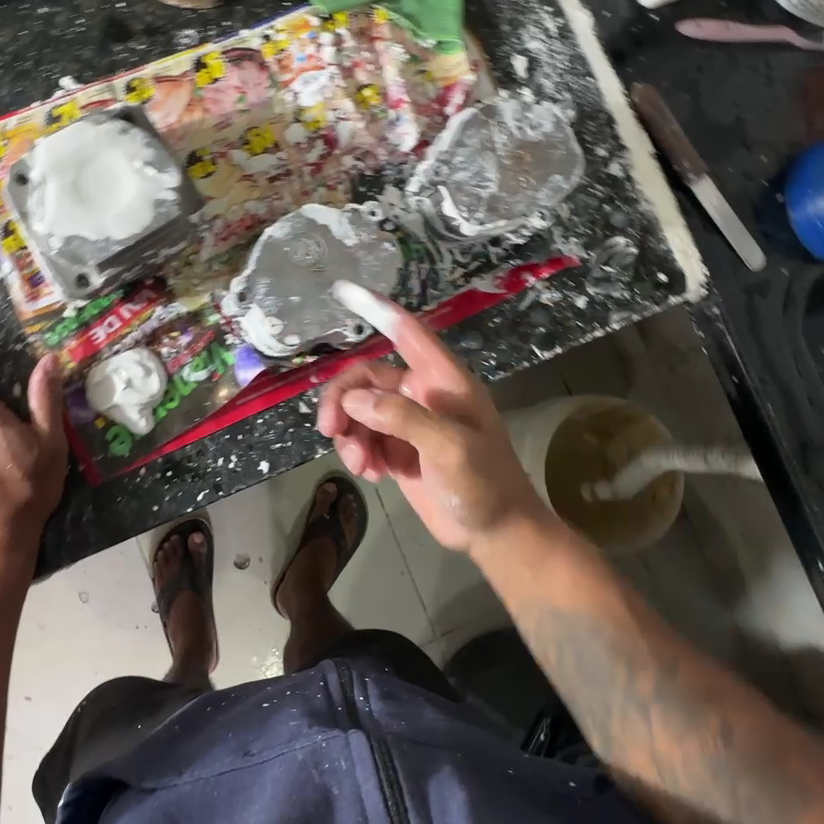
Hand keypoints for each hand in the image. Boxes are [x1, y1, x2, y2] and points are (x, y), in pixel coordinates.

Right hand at [316, 288, 545, 552]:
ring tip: (360, 465)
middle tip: (329, 428)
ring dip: (349, 435)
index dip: (376, 309)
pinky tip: (371, 475)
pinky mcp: (396, 451)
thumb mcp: (450, 448)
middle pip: (365, 378)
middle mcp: (421, 394)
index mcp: (442, 381)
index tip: (343, 289)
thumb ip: (403, 419)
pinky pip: (361, 438)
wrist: (494, 534)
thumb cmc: (485, 484)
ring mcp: (407, 424)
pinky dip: (357, 453)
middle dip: (343, 399)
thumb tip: (355, 400)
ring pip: (358, 411)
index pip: (407, 333)